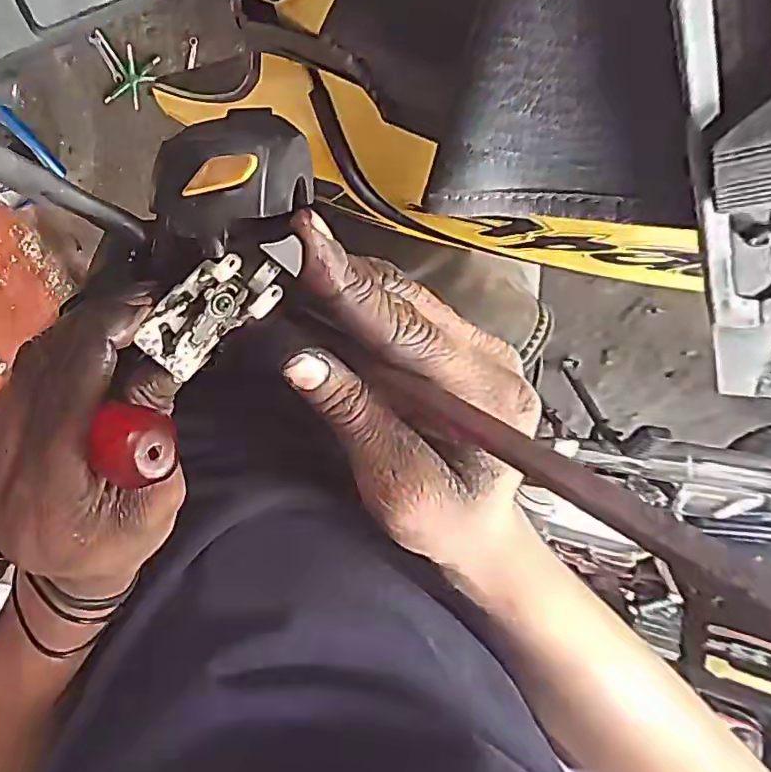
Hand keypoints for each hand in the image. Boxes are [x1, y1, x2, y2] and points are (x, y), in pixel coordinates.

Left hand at [0, 289, 184, 600]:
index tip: (141, 311)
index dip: (107, 333)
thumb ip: (153, 432)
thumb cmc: (113, 546)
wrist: (64, 575)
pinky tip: (86, 357)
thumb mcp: (156, 500)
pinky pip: (18, 379)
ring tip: (118, 330)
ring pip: (28, 365)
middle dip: (96, 325)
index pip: (70, 382)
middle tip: (136, 311)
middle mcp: (2, 466)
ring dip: (76, 337)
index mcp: (48, 486)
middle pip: (44, 364)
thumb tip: (152, 365)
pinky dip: (56, 358)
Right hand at [280, 210, 541, 583]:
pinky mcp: (450, 346)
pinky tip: (323, 295)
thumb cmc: (447, 521)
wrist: (481, 530)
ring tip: (293, 268)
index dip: (346, 282)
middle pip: (399, 296)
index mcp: (484, 393)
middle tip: (284, 248)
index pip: (402, 323)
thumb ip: (354, 417)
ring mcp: (472, 347)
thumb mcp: (398, 486)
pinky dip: (354, 297)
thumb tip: (301, 360)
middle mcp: (486, 358)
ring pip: (397, 293)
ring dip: (342, 280)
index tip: (307, 241)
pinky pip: (397, 307)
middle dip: (337, 270)